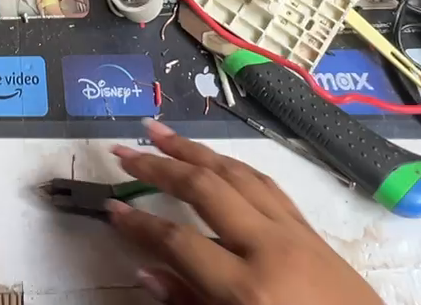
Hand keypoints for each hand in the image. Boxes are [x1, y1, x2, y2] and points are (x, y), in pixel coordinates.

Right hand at [108, 120, 384, 304]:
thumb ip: (190, 304)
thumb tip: (146, 270)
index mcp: (248, 290)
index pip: (179, 241)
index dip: (139, 225)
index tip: (110, 208)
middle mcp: (269, 248)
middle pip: (204, 189)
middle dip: (160, 166)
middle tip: (125, 148)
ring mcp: (293, 233)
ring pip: (235, 173)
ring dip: (194, 150)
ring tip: (160, 133)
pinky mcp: (311, 230)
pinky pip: (265, 184)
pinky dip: (233, 165)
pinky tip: (214, 159)